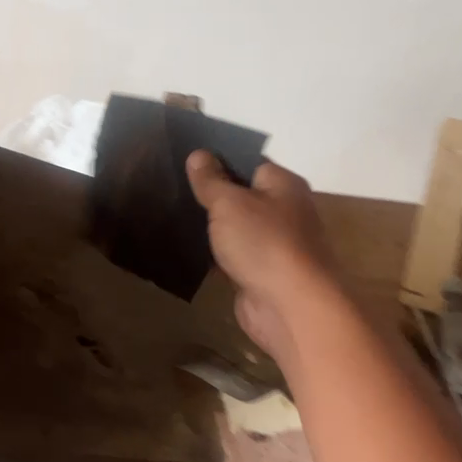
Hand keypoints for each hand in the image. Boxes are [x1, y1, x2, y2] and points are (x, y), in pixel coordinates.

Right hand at [186, 151, 339, 363]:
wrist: (290, 307)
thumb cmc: (264, 244)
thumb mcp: (230, 203)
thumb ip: (211, 180)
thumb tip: (199, 154)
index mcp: (283, 185)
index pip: (249, 161)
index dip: (218, 157)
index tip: (184, 156)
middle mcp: (284, 210)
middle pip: (242, 193)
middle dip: (210, 190)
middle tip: (170, 182)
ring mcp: (273, 243)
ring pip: (234, 224)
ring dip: (209, 223)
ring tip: (170, 210)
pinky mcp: (260, 271)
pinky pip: (230, 252)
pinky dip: (212, 250)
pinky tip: (184, 245)